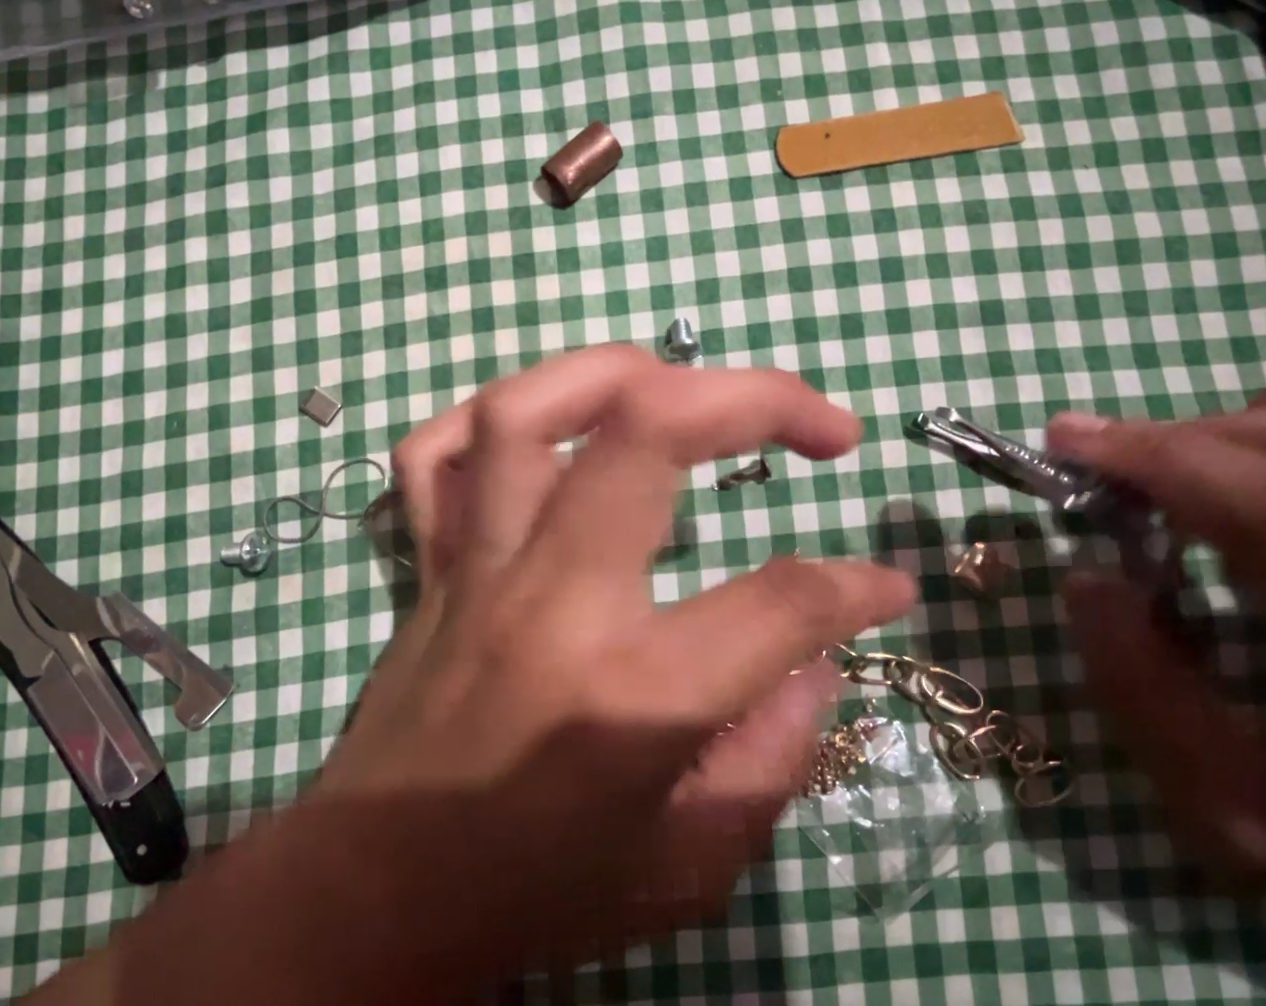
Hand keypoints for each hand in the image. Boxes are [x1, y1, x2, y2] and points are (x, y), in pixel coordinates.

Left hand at [30, 345, 915, 1004]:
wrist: (377, 895)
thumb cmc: (536, 892)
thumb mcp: (687, 866)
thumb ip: (772, 760)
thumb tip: (814, 662)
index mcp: (633, 692)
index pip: (781, 601)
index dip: (859, 586)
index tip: (887, 587)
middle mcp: (553, 600)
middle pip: (648, 430)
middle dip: (758, 396)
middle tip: (821, 423)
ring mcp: (477, 571)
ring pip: (527, 411)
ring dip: (619, 371)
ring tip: (683, 388)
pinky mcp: (429, 568)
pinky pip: (433, 456)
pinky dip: (492, 419)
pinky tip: (549, 430)